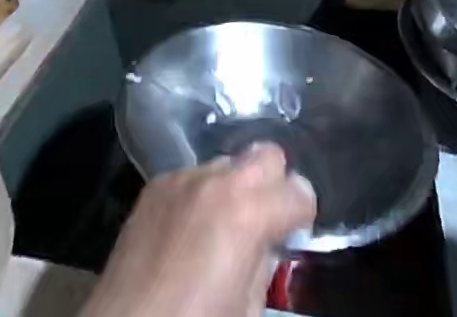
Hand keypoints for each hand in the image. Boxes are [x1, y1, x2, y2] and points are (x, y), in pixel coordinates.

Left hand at [80, 143, 316, 316]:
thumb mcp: (247, 307)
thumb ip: (266, 263)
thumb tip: (269, 244)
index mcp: (249, 212)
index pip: (300, 190)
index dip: (301, 216)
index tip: (292, 235)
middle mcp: (219, 181)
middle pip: (268, 154)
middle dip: (272, 184)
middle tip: (262, 221)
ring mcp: (184, 178)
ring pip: (229, 162)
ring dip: (234, 186)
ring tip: (219, 225)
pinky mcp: (155, 186)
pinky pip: (194, 175)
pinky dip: (200, 193)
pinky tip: (187, 228)